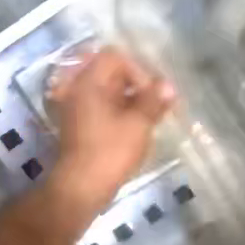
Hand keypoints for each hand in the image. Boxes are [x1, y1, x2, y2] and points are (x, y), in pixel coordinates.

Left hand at [45, 47, 174, 209]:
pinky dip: (118, 111)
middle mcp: (78, 89)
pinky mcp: (78, 125)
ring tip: (150, 116)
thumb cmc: (110, 151)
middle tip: (156, 104)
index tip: (153, 93)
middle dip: (136, 84)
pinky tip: (135, 127)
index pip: (115, 57)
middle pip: (109, 72)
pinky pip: (101, 107)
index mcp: (88, 82)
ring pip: (106, 91)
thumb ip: (153, 100)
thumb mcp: (138, 124)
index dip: (138, 70)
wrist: (80, 187)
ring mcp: (75, 107)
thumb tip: (169, 85)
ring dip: (129, 99)